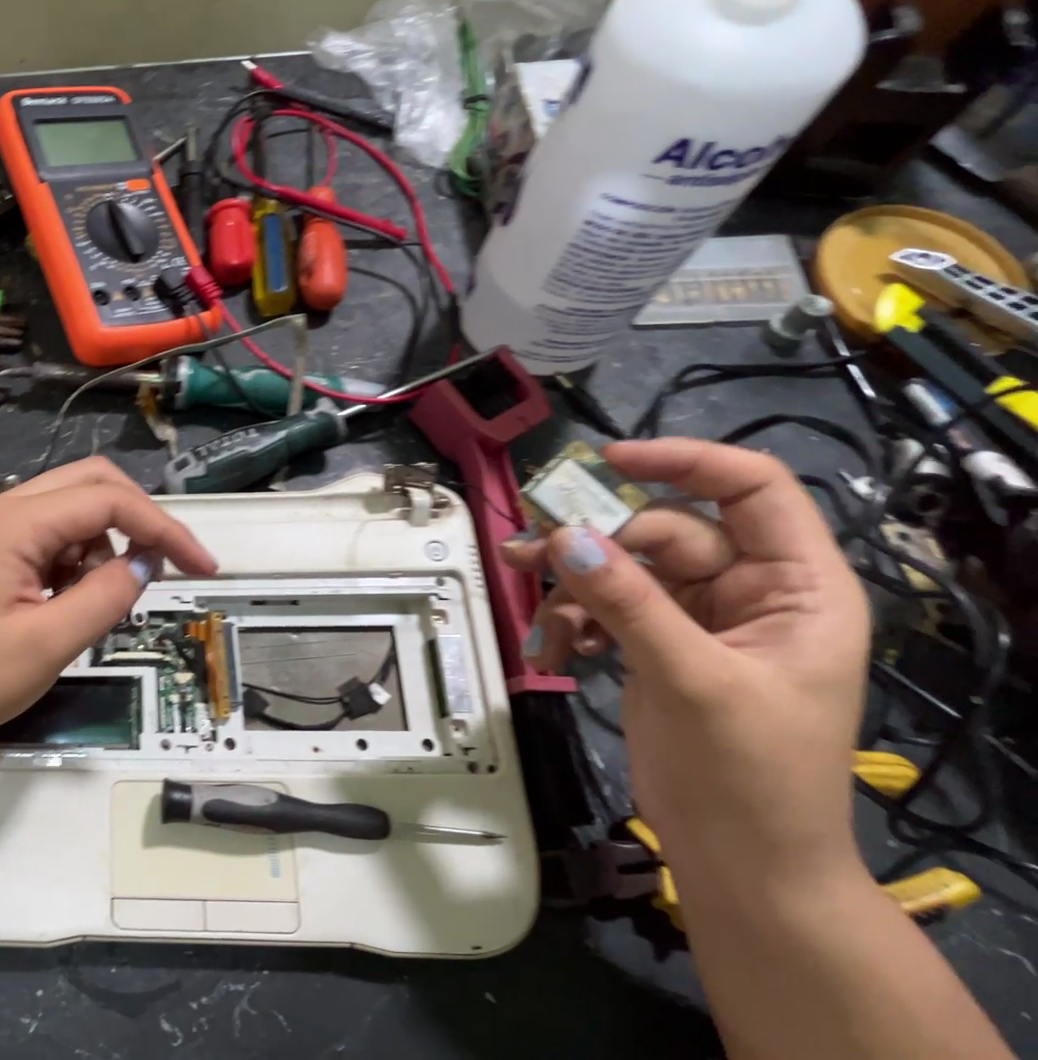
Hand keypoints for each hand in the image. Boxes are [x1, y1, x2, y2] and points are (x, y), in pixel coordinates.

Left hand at [0, 458, 217, 755]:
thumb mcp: (50, 643)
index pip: (108, 501)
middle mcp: (6, 510)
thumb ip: (106, 596)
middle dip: (140, 521)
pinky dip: (79, 561)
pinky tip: (69, 604)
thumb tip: (148, 565)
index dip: (163, 528)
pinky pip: (54, 537)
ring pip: (75, 510)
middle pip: (93, 484)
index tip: (203, 568)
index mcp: (16, 522)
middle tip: (173, 568)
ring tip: (96, 605)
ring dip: (105, 546)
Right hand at [501, 439, 870, 885]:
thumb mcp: (692, 679)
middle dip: (595, 546)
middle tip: (526, 554)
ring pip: (623, 573)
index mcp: (797, 585)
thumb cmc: (749, 774)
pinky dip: (574, 628)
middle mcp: (748, 592)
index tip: (606, 459)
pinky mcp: (657, 650)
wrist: (739, 861)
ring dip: (573, 592)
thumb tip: (565, 536)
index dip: (685, 461)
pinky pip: (605, 613)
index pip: (751, 489)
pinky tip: (556, 657)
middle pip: (662, 533)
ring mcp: (698, 622)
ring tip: (536, 621)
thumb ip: (628, 603)